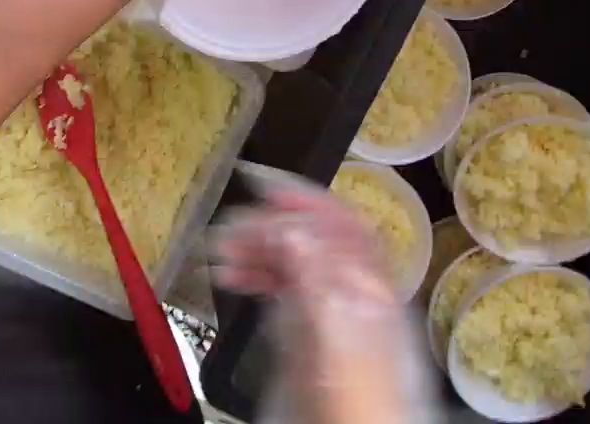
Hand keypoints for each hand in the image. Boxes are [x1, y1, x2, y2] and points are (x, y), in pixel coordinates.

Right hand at [213, 181, 438, 423]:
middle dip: (269, 227)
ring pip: (294, 262)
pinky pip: (284, 288)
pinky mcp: (312, 333)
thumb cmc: (353, 399)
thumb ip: (313, 279)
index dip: (304, 201)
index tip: (264, 190)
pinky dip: (258, 275)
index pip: (340, 224)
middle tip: (227, 230)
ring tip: (220, 254)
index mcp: (369, 283)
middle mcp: (352, 289)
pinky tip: (233, 276)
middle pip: (312, 240)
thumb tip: (288, 228)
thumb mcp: (334, 335)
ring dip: (257, 249)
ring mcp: (332, 310)